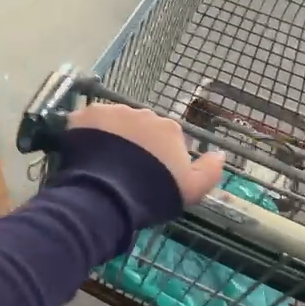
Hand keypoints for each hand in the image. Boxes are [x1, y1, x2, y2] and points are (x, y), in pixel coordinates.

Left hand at [65, 102, 225, 204]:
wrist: (110, 193)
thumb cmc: (154, 193)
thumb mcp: (191, 189)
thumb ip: (209, 170)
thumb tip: (221, 154)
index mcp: (169, 129)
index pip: (165, 137)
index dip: (156, 154)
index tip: (148, 171)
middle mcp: (144, 113)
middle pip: (139, 125)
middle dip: (133, 141)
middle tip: (123, 167)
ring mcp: (114, 111)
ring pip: (114, 121)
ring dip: (110, 135)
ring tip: (101, 161)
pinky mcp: (87, 114)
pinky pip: (88, 120)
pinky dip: (86, 131)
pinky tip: (83, 150)